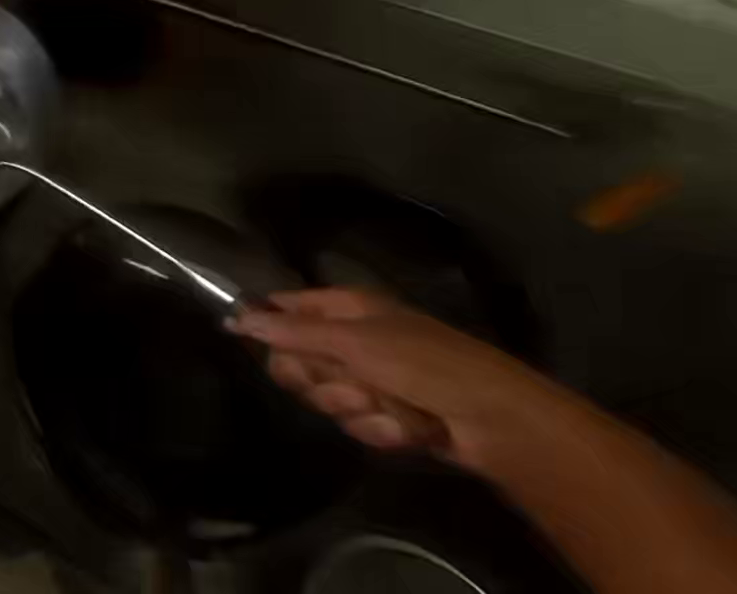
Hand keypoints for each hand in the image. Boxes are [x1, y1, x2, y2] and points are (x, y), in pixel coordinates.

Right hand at [228, 288, 571, 471]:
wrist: (500, 422)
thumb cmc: (424, 362)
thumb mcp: (352, 340)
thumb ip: (292, 331)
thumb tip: (236, 318)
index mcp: (343, 308)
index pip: (283, 308)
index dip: (265, 324)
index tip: (247, 339)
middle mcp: (350, 339)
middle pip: (295, 358)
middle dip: (315, 377)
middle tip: (339, 382)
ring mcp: (368, 378)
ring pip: (323, 395)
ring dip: (353, 406)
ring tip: (387, 407)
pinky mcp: (384, 415)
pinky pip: (355, 422)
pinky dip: (380, 428)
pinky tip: (408, 428)